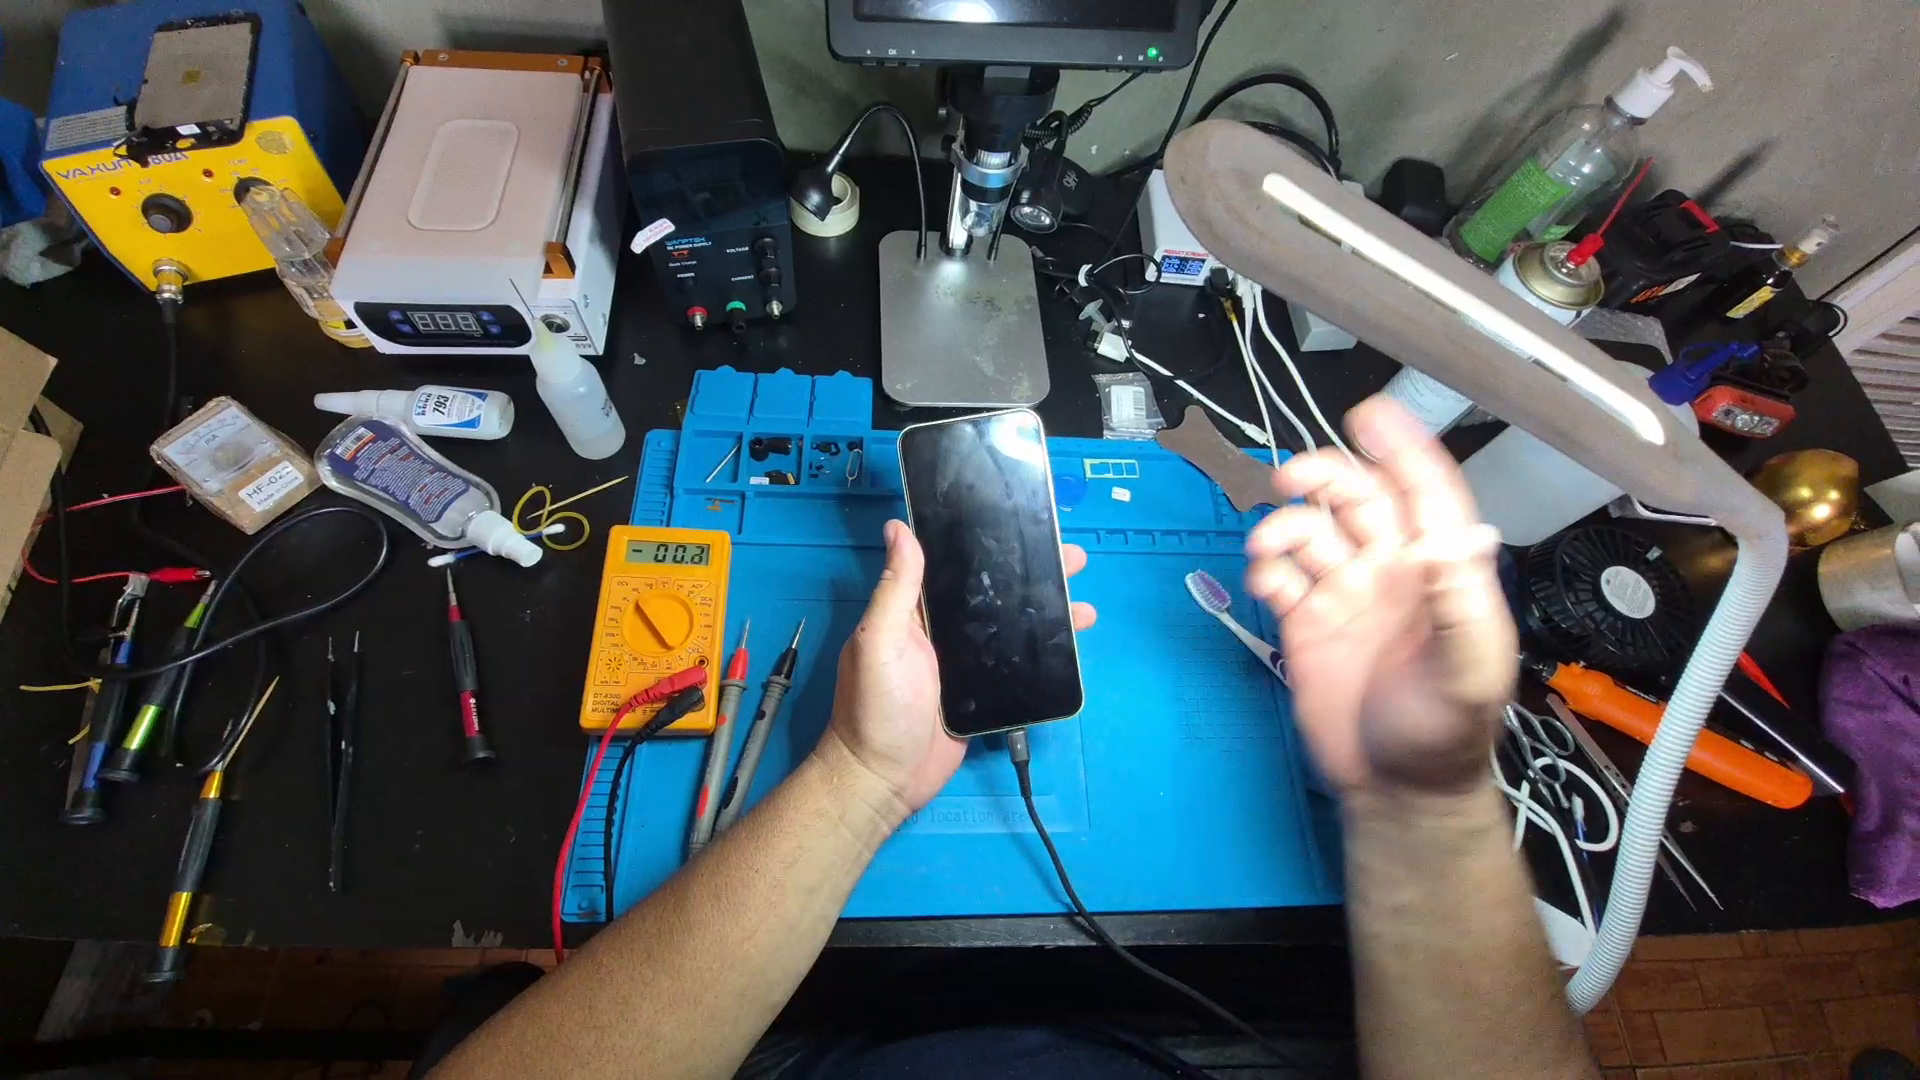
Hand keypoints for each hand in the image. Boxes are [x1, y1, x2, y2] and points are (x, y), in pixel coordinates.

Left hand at [817, 519, 1095, 823]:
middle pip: (993, 593)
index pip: (955, 566)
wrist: (886, 778)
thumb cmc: (876, 706)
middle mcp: (943, 629)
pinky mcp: (983, 693)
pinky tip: (1071, 640)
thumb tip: (898, 527)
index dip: (987, 544)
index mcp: (915, 610)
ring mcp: (966, 662)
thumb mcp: (879, 640)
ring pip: (1011, 627)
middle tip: (1072, 559)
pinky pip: (1017, 664)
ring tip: (1083, 601)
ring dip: (1046, 612)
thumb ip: (895, 588)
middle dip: (1032, 575)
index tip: (1023, 524)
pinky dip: (1043, 651)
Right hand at [1245, 396, 1515, 794]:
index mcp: (1436, 572)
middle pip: (1354, 500)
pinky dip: (1265, 570)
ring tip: (1267, 549)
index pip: (1424, 495)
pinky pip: (1278, 577)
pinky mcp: (1303, 618)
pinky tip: (1267, 585)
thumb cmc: (1443, 732)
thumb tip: (1446, 541)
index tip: (1370, 415)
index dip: (1402, 451)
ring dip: (1283, 527)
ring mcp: (1342, 592)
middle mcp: (1387, 570)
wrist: (1391, 784)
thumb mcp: (1469, 675)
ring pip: (1307, 533)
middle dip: (1323, 478)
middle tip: (1289, 479)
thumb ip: (1461, 607)